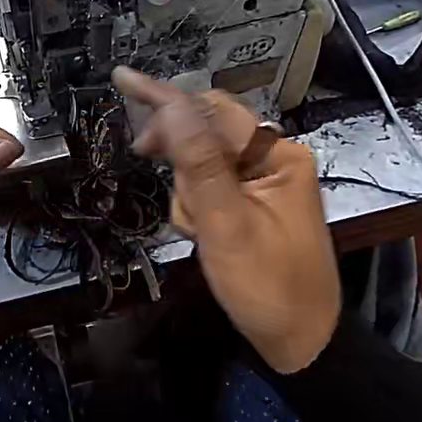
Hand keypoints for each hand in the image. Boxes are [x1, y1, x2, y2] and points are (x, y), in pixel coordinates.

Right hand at [114, 67, 339, 372]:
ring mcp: (261, 180)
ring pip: (200, 163)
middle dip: (179, 160)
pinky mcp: (250, 200)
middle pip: (204, 134)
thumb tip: (172, 105)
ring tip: (200, 231)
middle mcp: (272, 158)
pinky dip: (196, 206)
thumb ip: (198, 161)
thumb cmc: (267, 287)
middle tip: (146, 163)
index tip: (122, 78)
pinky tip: (204, 234)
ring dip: (188, 194)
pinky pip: (209, 186)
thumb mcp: (227, 224)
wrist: (299, 343)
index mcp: (277, 156)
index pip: (211, 112)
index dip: (163, 97)